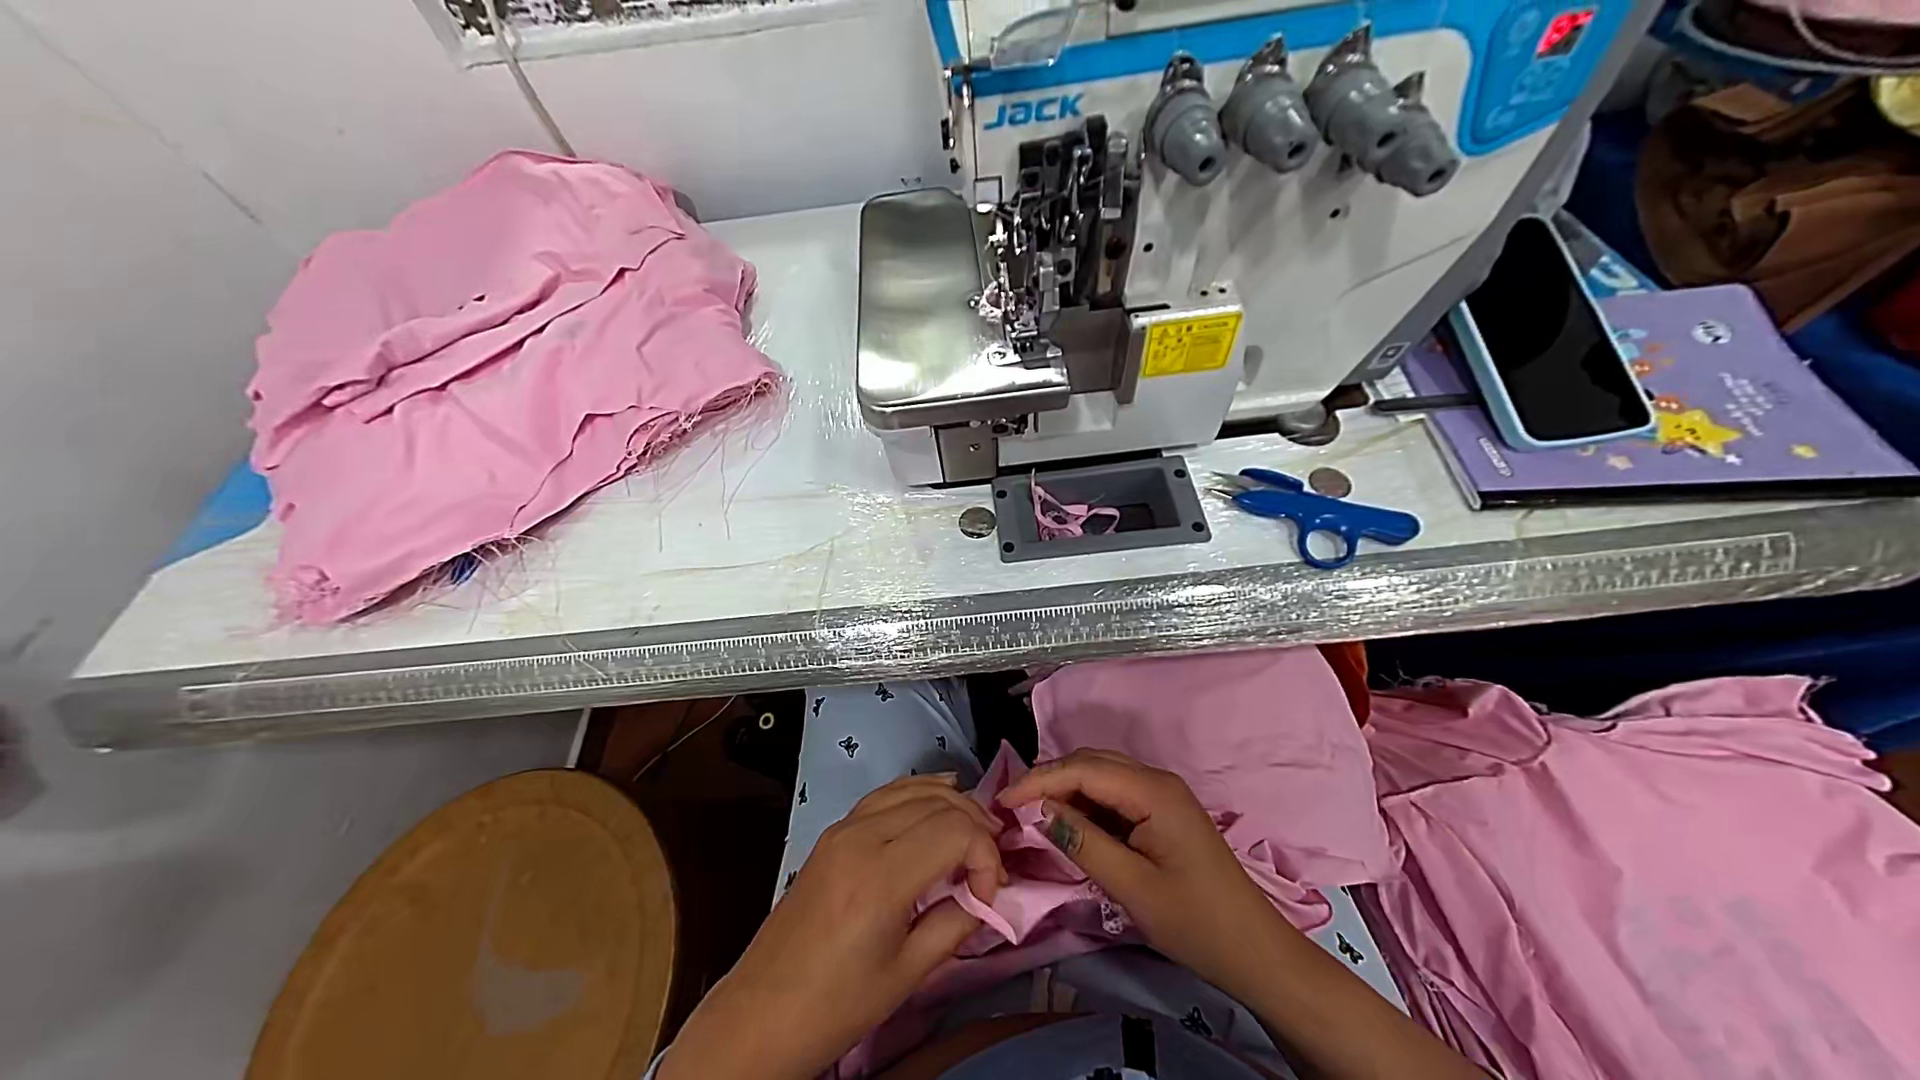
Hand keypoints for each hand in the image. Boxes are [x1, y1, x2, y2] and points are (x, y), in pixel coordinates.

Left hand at [658, 774, 1006, 1079]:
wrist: (762, 1012)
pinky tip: (938, 800)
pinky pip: (886, 794)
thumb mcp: (909, 973)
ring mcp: (843, 828)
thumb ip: (957, 923)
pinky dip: (919, 792)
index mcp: (880, 877)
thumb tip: (985, 896)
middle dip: (976, 825)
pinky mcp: (834, 832)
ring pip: (913, 788)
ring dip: (952, 803)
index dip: (986, 856)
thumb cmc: (836, 1006)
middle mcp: (860, 837)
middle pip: (939, 802)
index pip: (956, 830)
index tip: (989, 893)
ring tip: (976, 834)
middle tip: (989, 865)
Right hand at [996, 748, 1286, 1003]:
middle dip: (1048, 780)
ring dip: (1065, 789)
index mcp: (1153, 791)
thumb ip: (1082, 843)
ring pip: (1100, 775)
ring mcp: (1162, 794)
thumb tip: (1039, 811)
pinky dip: (1085, 803)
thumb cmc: (1195, 921)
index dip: (1038, 781)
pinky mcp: (1162, 811)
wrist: (1254, 951)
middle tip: (1011, 807)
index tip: (1002, 802)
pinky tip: (1067, 822)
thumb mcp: (1131, 886)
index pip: (1082, 769)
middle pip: (1090, 763)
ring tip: (1030, 814)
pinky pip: (1114, 794)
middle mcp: (1157, 780)